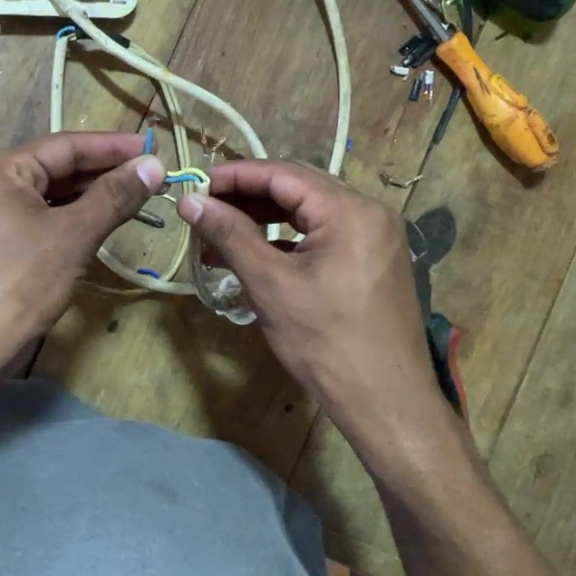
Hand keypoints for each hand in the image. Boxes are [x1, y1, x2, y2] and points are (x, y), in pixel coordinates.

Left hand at [0, 132, 163, 393]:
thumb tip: (155, 166)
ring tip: (137, 197)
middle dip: (105, 172)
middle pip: (58, 167)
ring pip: (51, 194)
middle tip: (153, 176)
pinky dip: (72, 217)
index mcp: (1, 168)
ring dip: (92, 196)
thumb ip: (114, 197)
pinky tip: (103, 221)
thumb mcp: (73, 236)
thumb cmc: (19, 284)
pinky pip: (41, 217)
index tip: (154, 147)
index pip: (66, 146)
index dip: (113, 147)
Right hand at [175, 160, 449, 448]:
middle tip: (203, 208)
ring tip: (217, 236)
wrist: (386, 401)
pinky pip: (322, 236)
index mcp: (350, 211)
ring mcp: (375, 238)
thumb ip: (230, 235)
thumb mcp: (270, 284)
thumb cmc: (325, 342)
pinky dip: (285, 241)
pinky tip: (251, 256)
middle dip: (246, 197)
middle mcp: (369, 213)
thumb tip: (189, 202)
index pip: (283, 174)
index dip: (235, 176)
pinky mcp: (372, 261)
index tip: (195, 185)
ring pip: (308, 213)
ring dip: (262, 220)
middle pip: (297, 188)